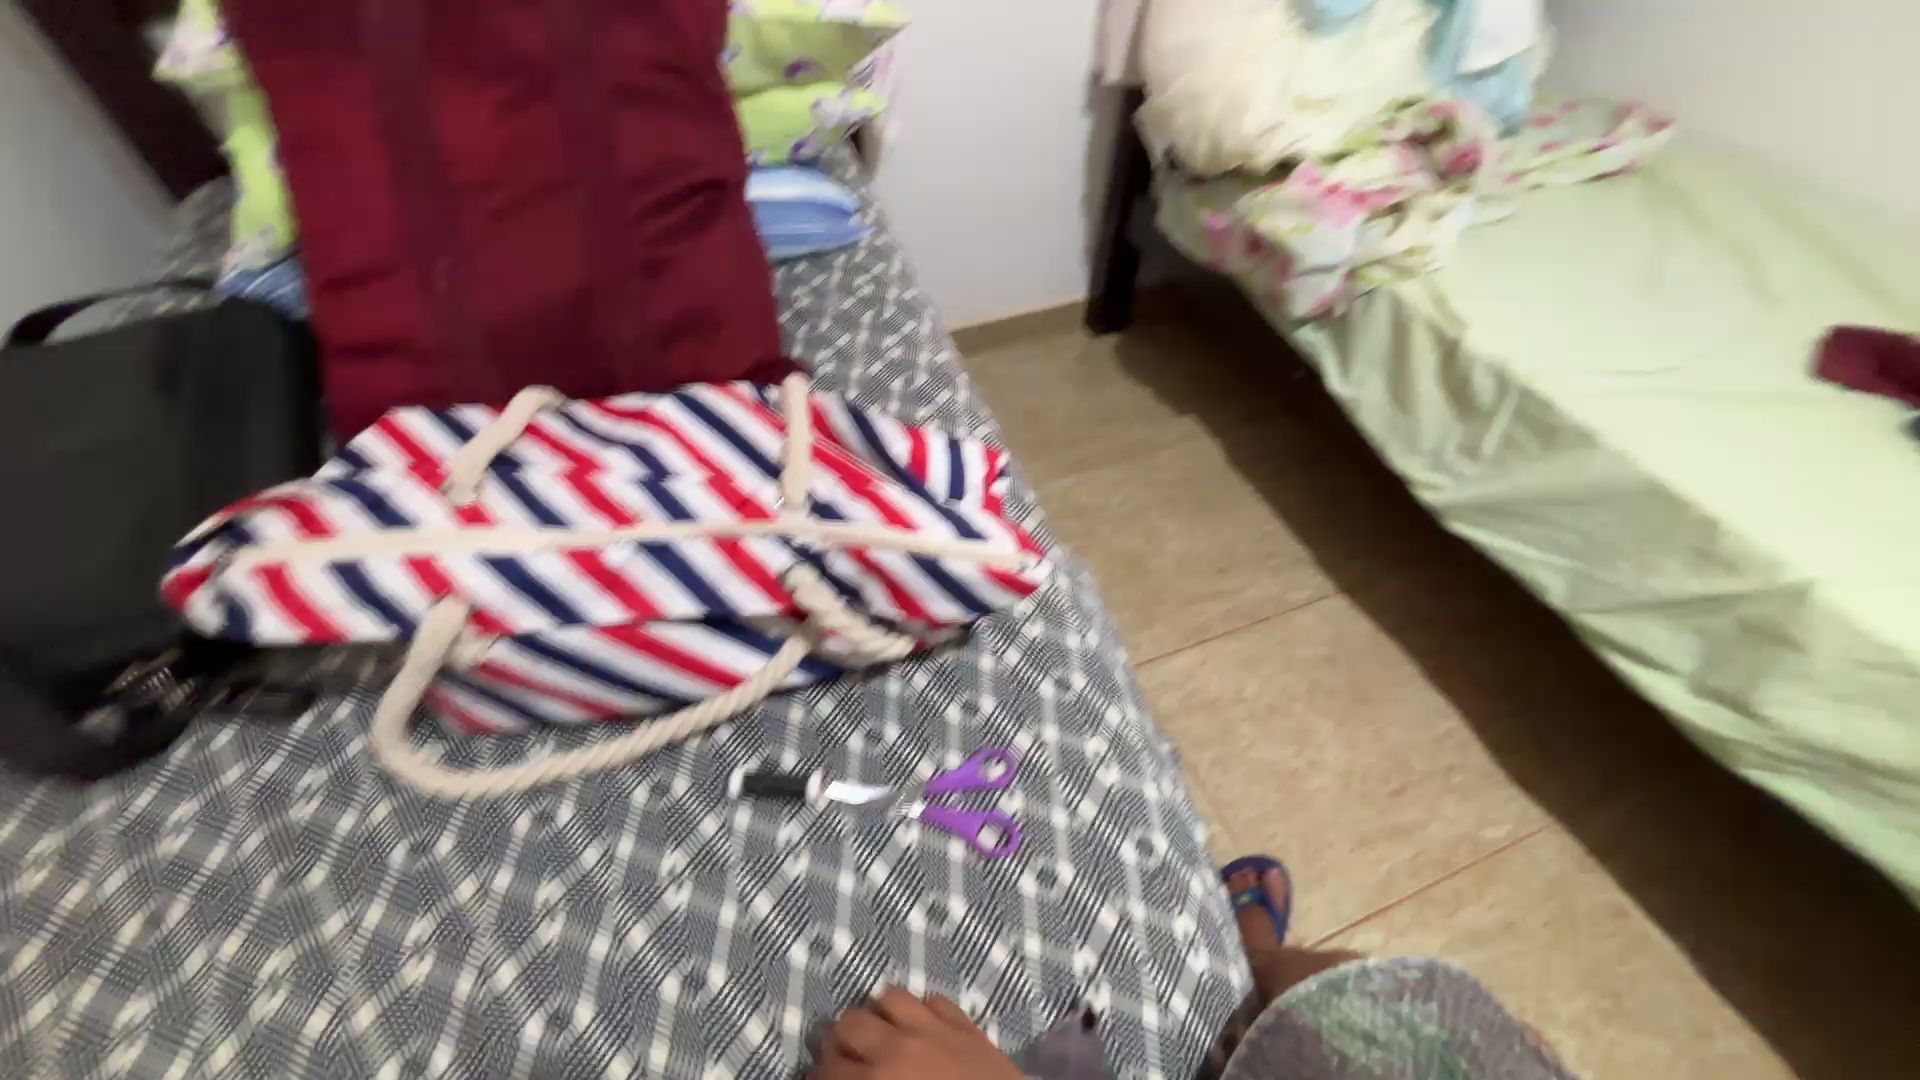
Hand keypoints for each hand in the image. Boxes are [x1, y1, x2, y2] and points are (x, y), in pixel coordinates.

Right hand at [812, 986, 1024, 1079]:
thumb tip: (848, 1079)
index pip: (828, 1069)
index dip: (819, 1076)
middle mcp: (898, 1046)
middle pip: (849, 1021)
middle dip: (841, 1040)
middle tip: (846, 1058)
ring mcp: (934, 1027)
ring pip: (890, 996)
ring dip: (881, 1015)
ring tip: (884, 1034)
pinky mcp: (965, 1023)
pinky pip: (934, 1000)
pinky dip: (924, 1012)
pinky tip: (925, 1029)